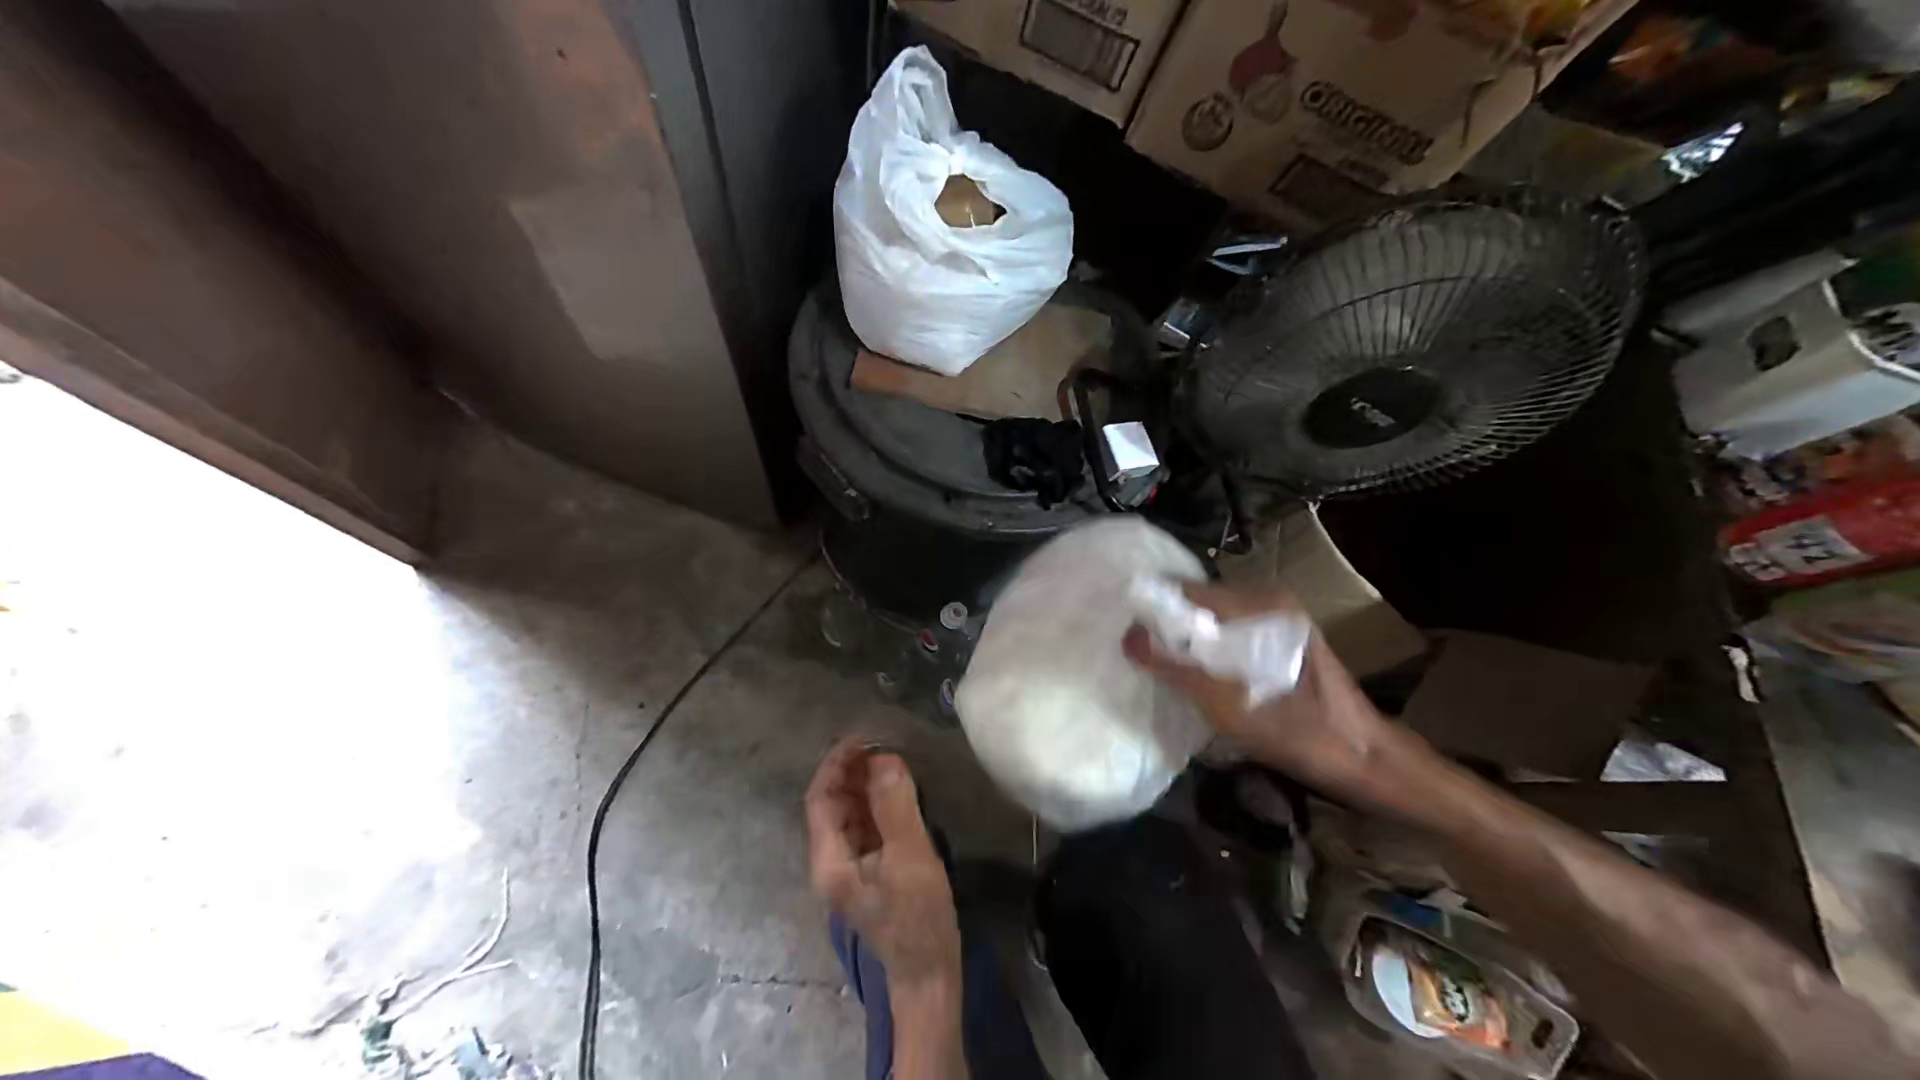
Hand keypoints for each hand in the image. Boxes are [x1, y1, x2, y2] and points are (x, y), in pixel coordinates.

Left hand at [805, 737, 961, 988]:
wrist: (930, 973)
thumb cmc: (917, 918)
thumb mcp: (910, 856)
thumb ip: (895, 806)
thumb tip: (884, 759)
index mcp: (829, 860)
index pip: (820, 798)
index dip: (837, 764)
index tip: (863, 739)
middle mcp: (832, 862)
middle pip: (833, 804)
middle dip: (852, 772)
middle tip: (882, 746)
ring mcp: (851, 868)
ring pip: (851, 814)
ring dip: (866, 786)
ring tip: (891, 761)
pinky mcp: (871, 872)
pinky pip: (867, 827)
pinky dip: (878, 804)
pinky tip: (898, 791)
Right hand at [1122, 581, 1403, 800]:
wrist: (1367, 761)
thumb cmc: (1301, 732)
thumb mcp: (1230, 705)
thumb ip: (1177, 669)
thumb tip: (1128, 638)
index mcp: (1263, 605)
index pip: (1191, 591)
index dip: (1156, 611)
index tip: (1127, 632)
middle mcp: (1271, 602)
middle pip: (1201, 604)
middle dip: (1168, 626)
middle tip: (1136, 651)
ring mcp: (1279, 621)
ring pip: (1214, 621)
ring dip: (1187, 641)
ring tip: (1156, 663)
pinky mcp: (1281, 641)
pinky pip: (1230, 635)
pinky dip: (1208, 650)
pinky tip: (1193, 674)